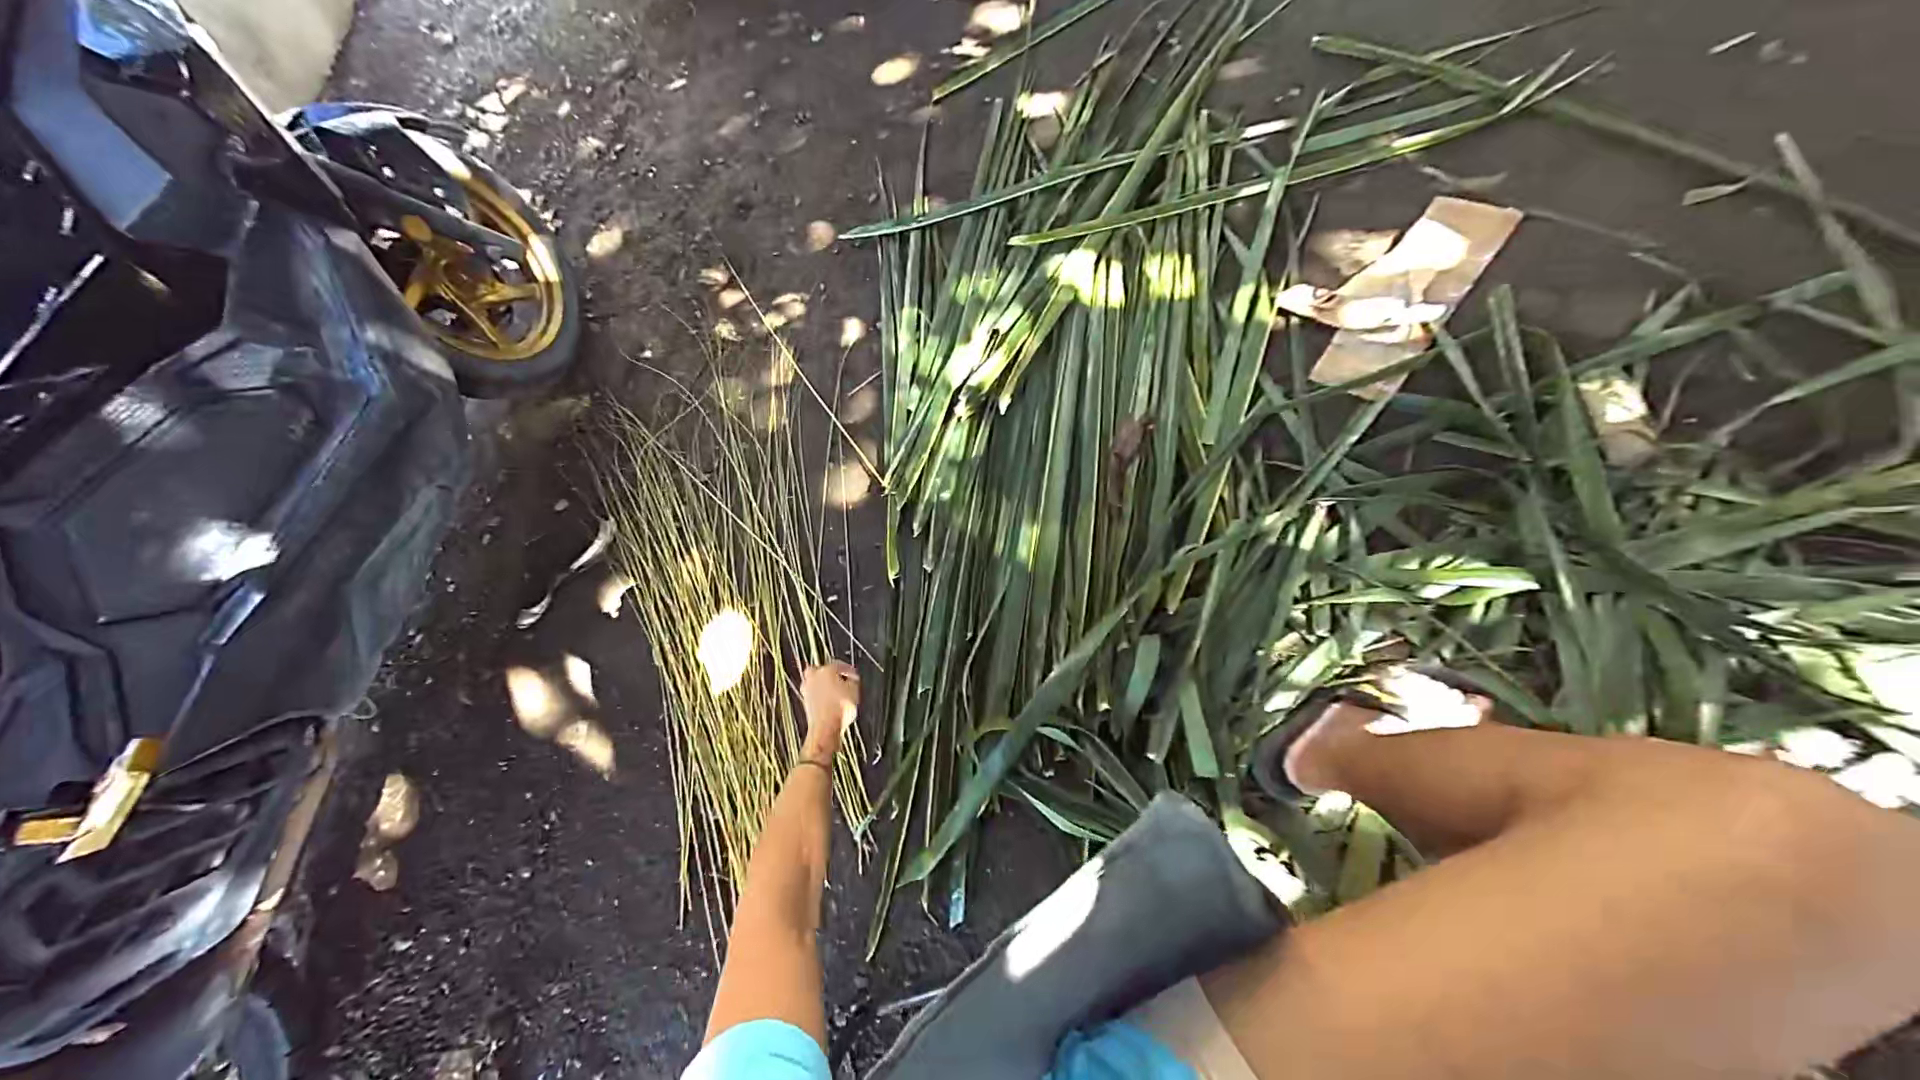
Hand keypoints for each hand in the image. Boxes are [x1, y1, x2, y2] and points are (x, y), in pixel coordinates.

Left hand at [800, 662, 859, 761]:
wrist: (825, 728)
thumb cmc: (839, 709)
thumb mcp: (855, 691)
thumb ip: (853, 681)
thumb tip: (851, 679)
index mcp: (827, 670)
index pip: (840, 665)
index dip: (849, 671)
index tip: (854, 676)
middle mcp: (814, 676)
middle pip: (822, 670)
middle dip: (831, 674)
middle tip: (840, 680)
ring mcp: (807, 689)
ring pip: (815, 681)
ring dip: (823, 684)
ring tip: (834, 692)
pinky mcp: (804, 702)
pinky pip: (813, 694)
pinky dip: (819, 695)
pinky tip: (828, 702)